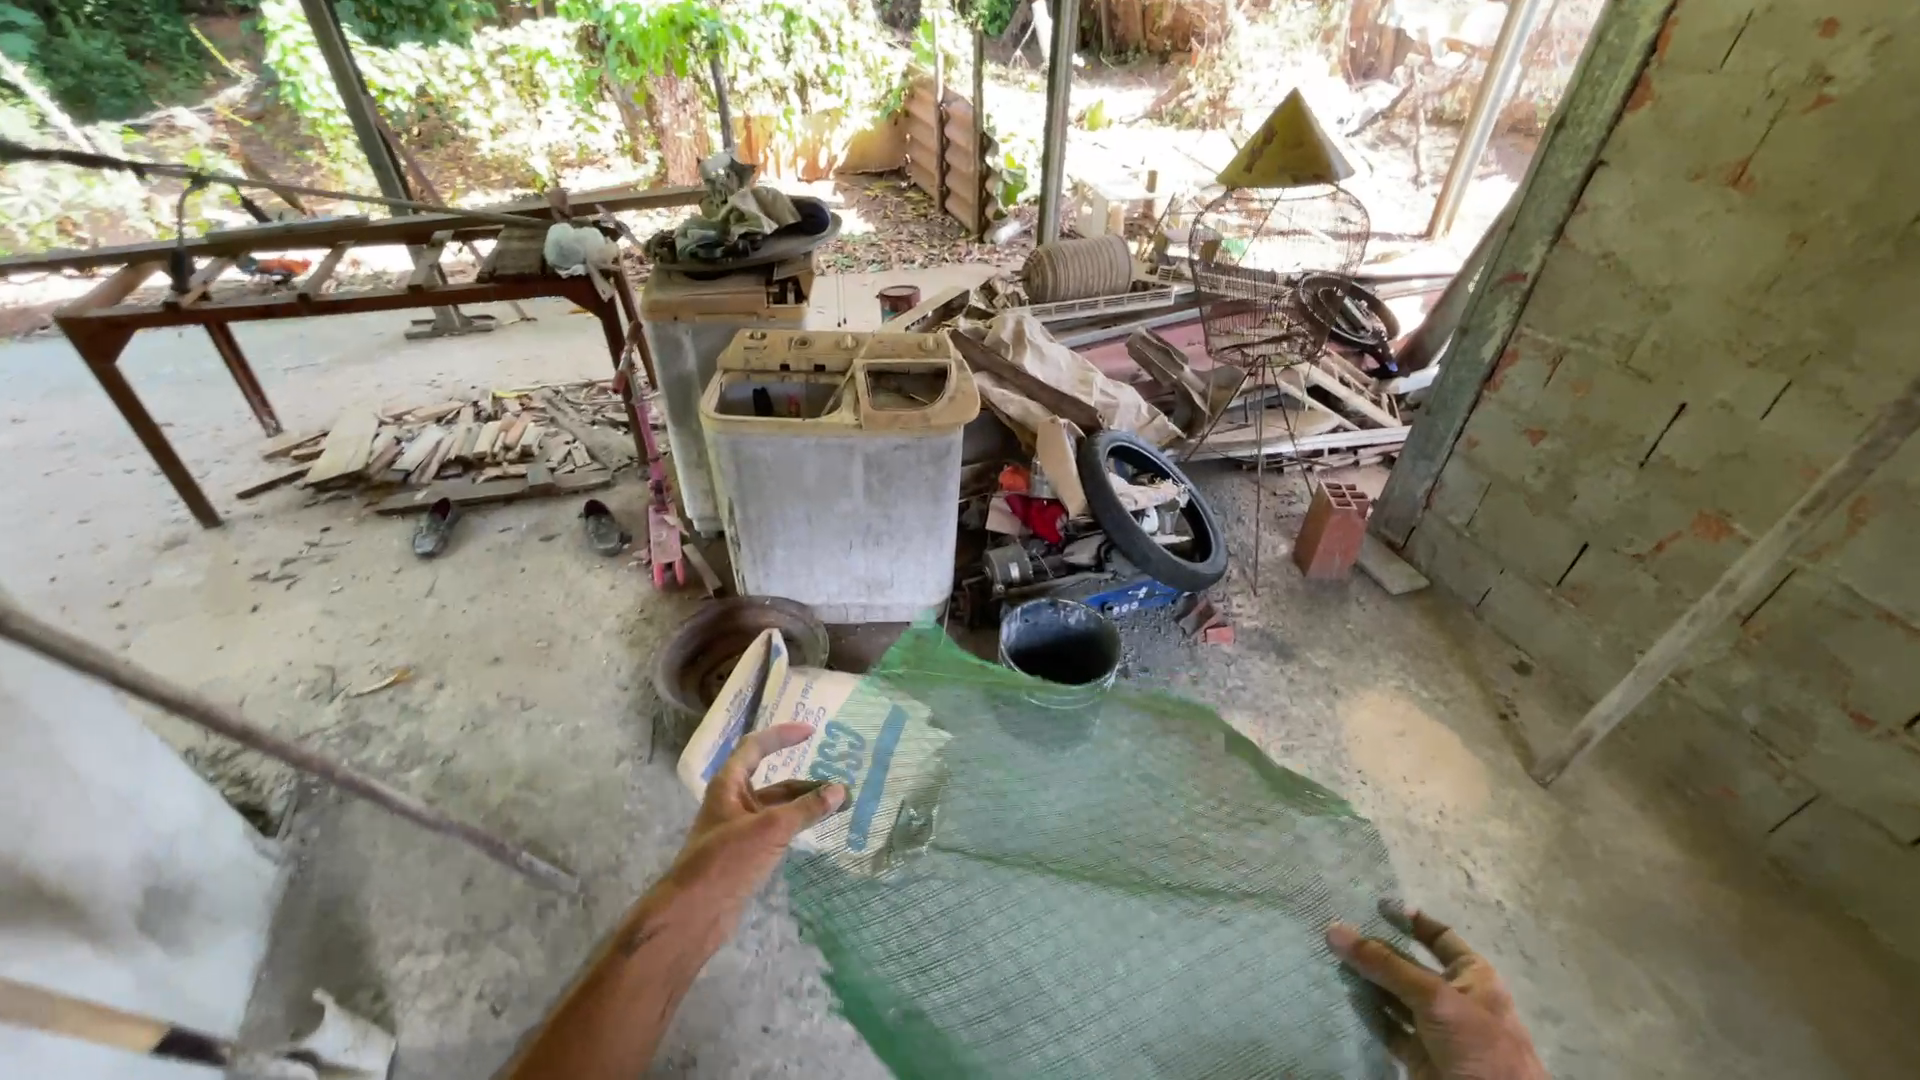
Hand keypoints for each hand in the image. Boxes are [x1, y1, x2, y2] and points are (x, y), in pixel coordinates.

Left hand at [499, 726, 843, 1079]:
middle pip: (774, 781)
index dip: (782, 735)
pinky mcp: (745, 855)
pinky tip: (816, 830)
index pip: (755, 747)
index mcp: (729, 785)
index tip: (811, 732)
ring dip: (805, 806)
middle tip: (838, 784)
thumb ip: (806, 809)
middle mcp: (733, 802)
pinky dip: (797, 826)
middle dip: (806, 782)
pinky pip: (777, 831)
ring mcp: (739, 830)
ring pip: (778, 809)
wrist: (695, 913)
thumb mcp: (771, 829)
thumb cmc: (726, 860)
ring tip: (838, 807)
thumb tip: (840, 790)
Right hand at [1326, 905, 1548, 1079]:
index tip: (1373, 905)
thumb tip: (1334, 929)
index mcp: (1473, 977)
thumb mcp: (1435, 998)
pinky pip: (1387, 1026)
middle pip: (1408, 965)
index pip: (1439, 937)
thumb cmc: (1478, 1046)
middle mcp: (1453, 998)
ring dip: (1366, 981)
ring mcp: (1435, 1029)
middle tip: (1335, 932)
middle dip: (1375, 950)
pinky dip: (1366, 1013)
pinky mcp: (1418, 1055)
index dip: (1410, 920)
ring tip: (1330, 960)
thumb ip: (1384, 964)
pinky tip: (1341, 996)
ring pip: (1393, 995)